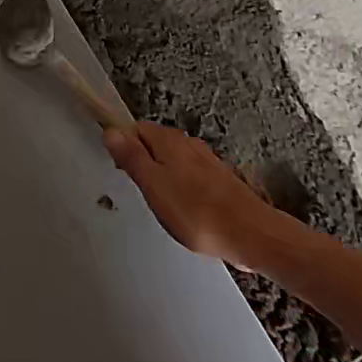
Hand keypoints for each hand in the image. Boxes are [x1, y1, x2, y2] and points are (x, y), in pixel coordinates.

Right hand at [103, 122, 288, 267]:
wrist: (249, 233)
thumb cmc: (197, 212)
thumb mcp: (154, 185)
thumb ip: (132, 157)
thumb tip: (111, 131)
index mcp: (169, 140)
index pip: (136, 128)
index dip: (123, 145)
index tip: (120, 170)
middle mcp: (188, 143)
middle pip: (154, 141)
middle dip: (142, 160)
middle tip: (139, 190)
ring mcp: (205, 160)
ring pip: (172, 159)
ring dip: (161, 174)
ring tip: (158, 203)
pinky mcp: (218, 179)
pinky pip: (188, 174)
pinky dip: (179, 186)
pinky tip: (182, 208)